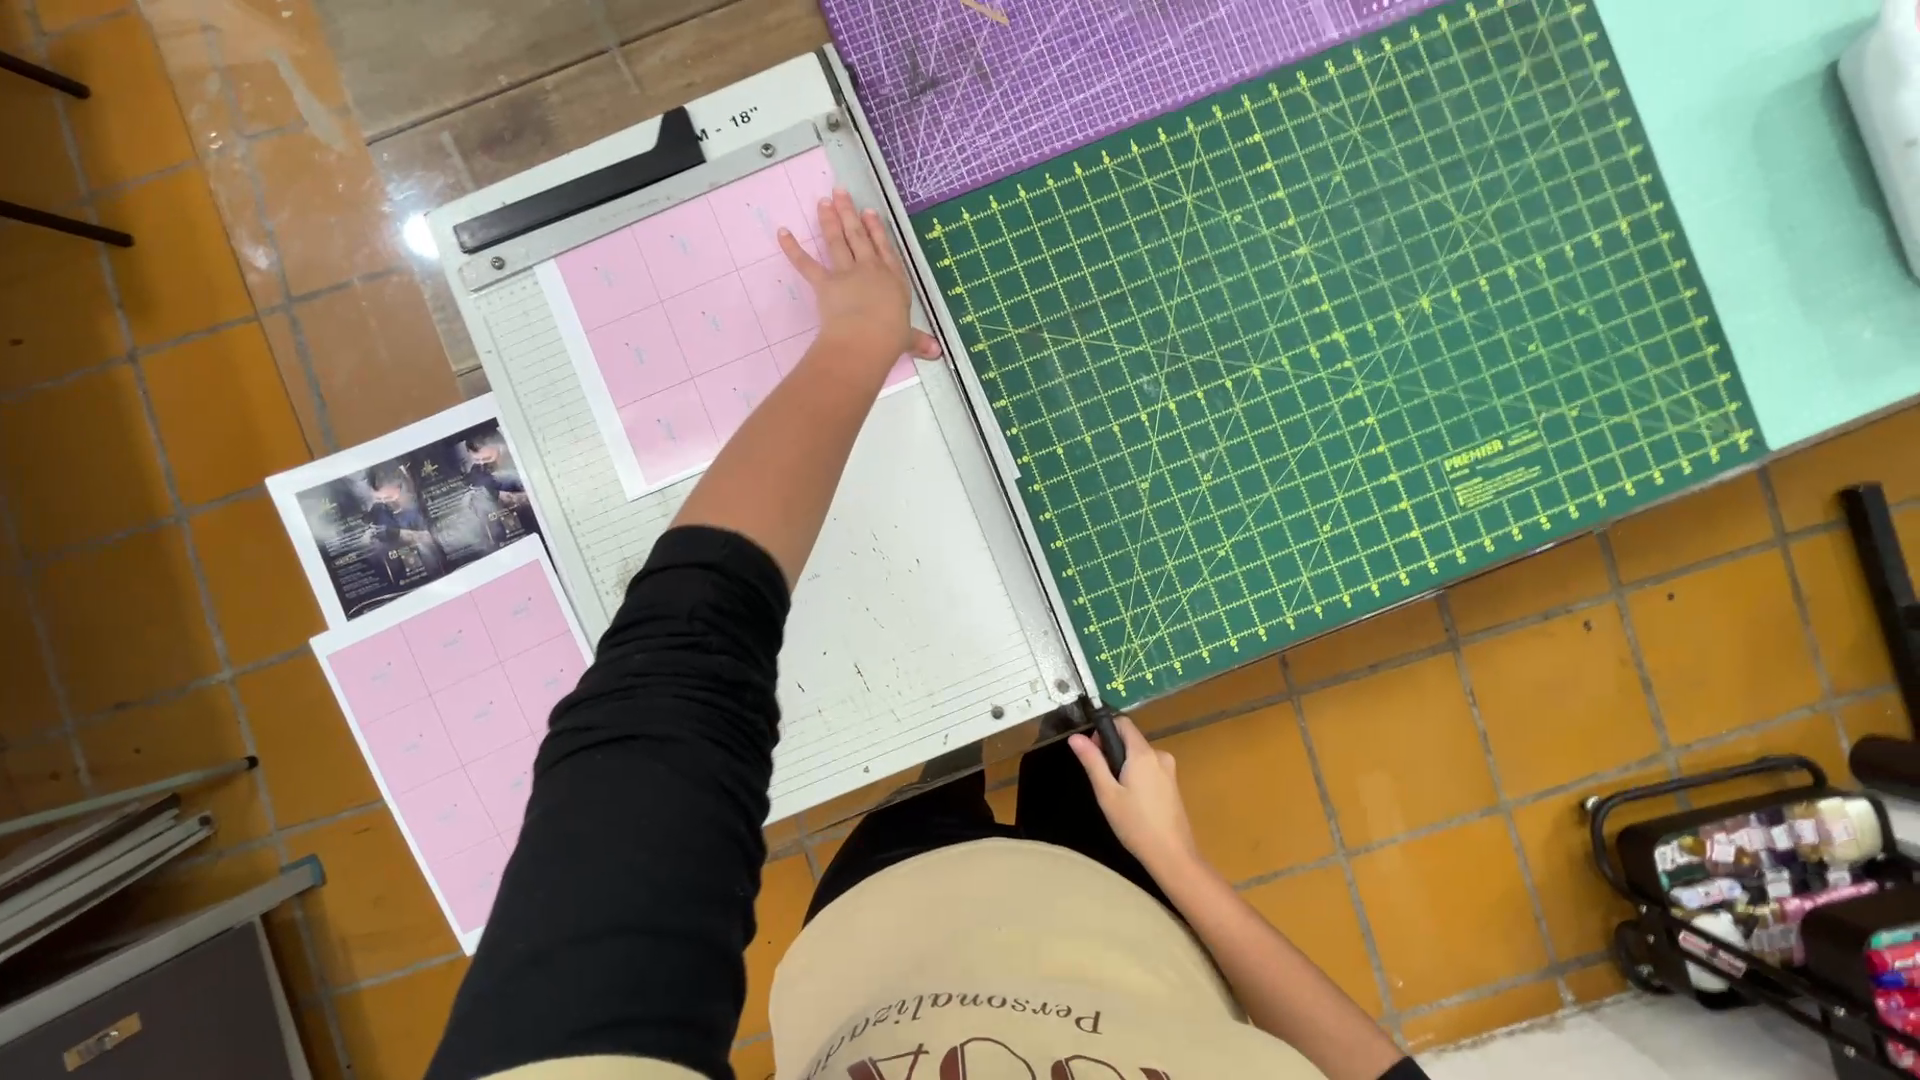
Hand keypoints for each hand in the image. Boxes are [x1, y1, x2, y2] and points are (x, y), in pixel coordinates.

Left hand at [778, 189, 940, 369]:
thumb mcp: (908, 337)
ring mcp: (847, 274)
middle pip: (859, 237)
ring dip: (829, 220)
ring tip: (823, 202)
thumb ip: (918, 340)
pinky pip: (806, 264)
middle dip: (850, 213)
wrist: (866, 339)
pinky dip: (793, 248)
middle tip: (841, 193)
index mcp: (894, 280)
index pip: (885, 249)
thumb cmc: (890, 338)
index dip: (876, 230)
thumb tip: (936, 352)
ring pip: (837, 241)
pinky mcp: (826, 284)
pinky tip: (783, 233)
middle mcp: (871, 270)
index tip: (870, 212)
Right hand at [1068, 715, 1202, 876]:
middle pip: (1131, 739)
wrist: (1172, 855)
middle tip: (1103, 781)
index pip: (1123, 722)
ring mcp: (1169, 769)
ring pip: (1139, 756)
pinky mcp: (1173, 783)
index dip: (1104, 731)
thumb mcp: (1107, 793)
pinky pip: (1149, 768)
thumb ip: (1092, 762)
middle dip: (1113, 752)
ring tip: (1117, 796)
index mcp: (1143, 753)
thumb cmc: (1135, 824)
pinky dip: (1137, 776)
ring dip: (1125, 766)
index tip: (1093, 752)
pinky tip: (1133, 802)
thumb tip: (1076, 737)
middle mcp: (1159, 755)